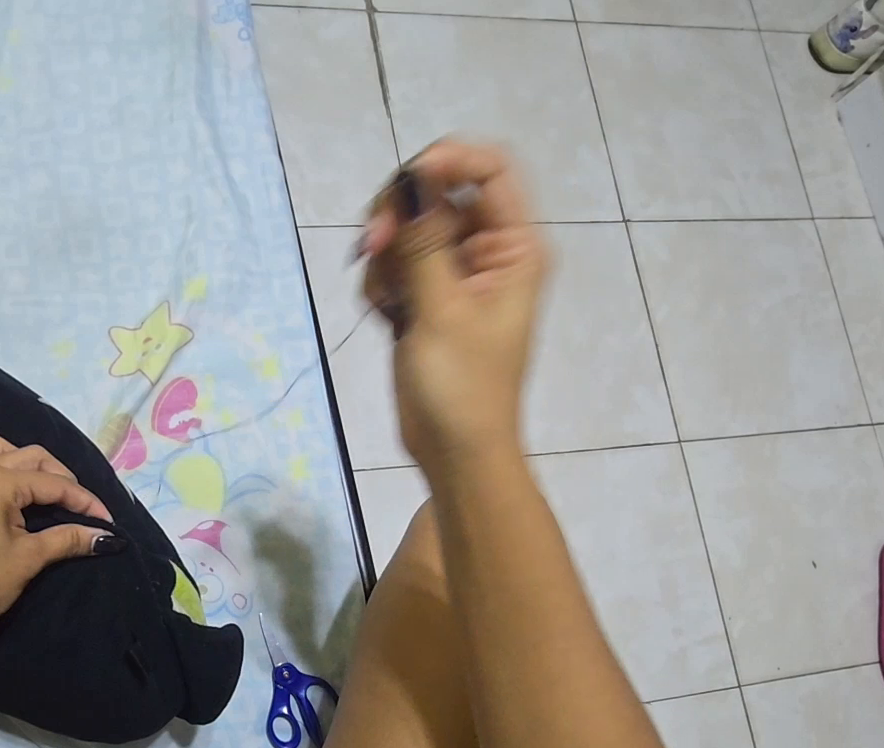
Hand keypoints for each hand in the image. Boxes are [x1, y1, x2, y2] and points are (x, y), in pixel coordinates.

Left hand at [0, 436, 123, 638]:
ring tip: (45, 493)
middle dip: (61, 479)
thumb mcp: (28, 559)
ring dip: (27, 467)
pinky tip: (3, 497)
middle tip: (81, 508)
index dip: (84, 501)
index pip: (52, 483)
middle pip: (30, 457)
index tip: (107, 521)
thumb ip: (67, 539)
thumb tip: (105, 536)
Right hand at [361, 140, 550, 474]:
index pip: (490, 169)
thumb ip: (424, 242)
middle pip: (436, 196)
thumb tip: (412, 179)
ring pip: (407, 233)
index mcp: (513, 248)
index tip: (403, 183)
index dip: (447, 161)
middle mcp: (486, 253)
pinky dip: (382, 286)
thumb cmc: (461, 387)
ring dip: (385, 260)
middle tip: (370, 247)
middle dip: (398, 217)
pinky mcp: (425, 302)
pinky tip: (386, 317)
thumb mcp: (443, 311)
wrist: (453, 450)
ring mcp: (453, 278)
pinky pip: (395, 268)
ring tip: (388, 304)